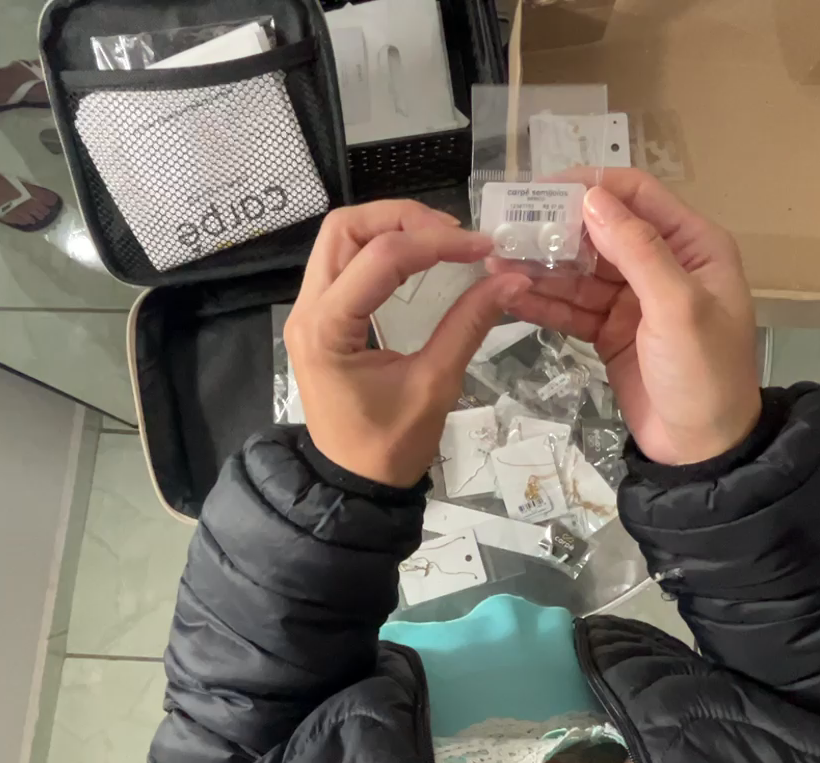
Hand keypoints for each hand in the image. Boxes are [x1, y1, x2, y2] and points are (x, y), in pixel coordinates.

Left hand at [286, 201, 530, 485]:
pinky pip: (343, 266)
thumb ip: (468, 326)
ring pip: (340, 241)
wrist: (356, 486)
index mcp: (327, 329)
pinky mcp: (320, 321)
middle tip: (452, 235)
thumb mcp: (435, 386)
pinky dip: (379, 252)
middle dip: (401, 218)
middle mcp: (307, 311)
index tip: (483, 247)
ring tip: (439, 242)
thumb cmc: (391, 447)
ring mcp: (308, 314)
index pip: (380, 257)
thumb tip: (512, 280)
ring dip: (389, 230)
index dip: (435, 242)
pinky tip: (415, 261)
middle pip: (344, 229)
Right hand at [504, 168, 759, 465]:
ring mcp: (631, 302)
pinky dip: (544, 304)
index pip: (636, 197)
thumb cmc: (703, 372)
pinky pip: (572, 310)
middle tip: (505, 231)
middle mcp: (660, 266)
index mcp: (692, 246)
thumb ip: (637, 250)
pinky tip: (510, 297)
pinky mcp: (608, 333)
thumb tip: (592, 198)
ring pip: (579, 274)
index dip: (590, 188)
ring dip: (540, 270)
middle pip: (600, 234)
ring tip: (494, 263)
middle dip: (554, 232)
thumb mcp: (677, 306)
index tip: (540, 189)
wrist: (700, 448)